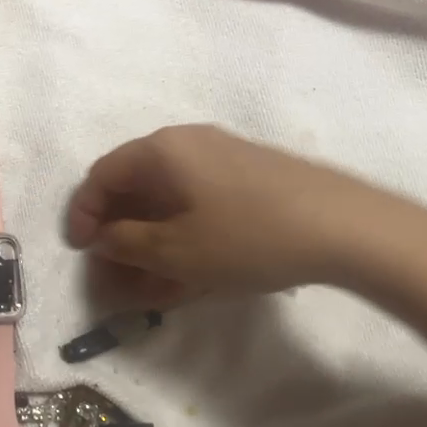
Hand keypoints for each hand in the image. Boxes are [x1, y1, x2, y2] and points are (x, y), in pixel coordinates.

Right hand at [67, 125, 411, 301]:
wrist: (347, 227)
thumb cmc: (247, 237)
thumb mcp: (175, 251)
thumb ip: (126, 243)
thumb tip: (104, 237)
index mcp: (161, 150)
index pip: (102, 175)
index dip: (83, 213)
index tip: (80, 250)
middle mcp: (187, 143)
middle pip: (135, 185)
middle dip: (118, 231)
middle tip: (113, 272)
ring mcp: (222, 156)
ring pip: (168, 197)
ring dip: (150, 237)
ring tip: (150, 283)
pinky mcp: (251, 175)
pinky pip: (198, 200)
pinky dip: (182, 232)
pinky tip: (190, 269)